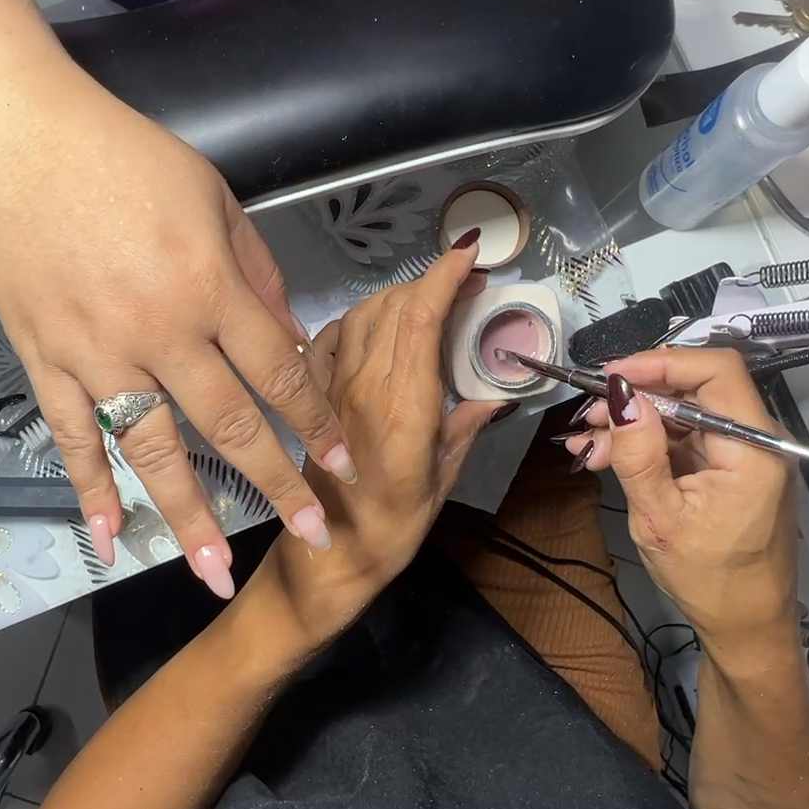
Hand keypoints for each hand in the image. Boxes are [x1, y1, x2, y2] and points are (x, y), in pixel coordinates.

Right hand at [0, 77, 351, 598]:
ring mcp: (97, 357)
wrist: (6, 137)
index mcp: (208, 288)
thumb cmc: (122, 156)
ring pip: (153, 452)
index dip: (318, 422)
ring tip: (216, 572)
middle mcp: (159, 336)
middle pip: (229, 426)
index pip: (277, 374)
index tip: (347, 464)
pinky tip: (109, 541)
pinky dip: (90, 492)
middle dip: (278, 485)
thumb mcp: (214, 198)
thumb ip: (257, 274)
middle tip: (316, 536)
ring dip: (190, 517)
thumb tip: (290, 338)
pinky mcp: (45, 364)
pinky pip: (74, 439)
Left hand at [255, 241, 506, 649]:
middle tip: (463, 283)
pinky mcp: (313, 396)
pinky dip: (357, 320)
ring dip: (396, 296)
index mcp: (403, 408)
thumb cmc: (393, 528)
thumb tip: (496, 391)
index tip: (470, 253)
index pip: (419, 319)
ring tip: (427, 301)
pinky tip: (377, 326)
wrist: (326, 555)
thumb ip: (466, 427)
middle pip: (391, 307)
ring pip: (360, 315)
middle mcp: (362, 387)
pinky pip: (330, 338)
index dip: (443, 276)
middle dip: (429, 281)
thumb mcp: (443, 482)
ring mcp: (331, 389)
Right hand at [562, 349, 798, 663]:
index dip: (660, 362)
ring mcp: (741, 452)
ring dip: (631, 422)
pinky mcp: (726, 466)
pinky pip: (682, 438)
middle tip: (586, 417)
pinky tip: (603, 455)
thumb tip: (617, 395)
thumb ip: (639, 454)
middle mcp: (756, 440)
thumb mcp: (659, 517)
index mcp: (753, 450)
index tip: (610, 376)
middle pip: (693, 388)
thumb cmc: (708, 578)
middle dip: (634, 397)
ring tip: (585, 444)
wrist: (744, 622)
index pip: (715, 372)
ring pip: (681, 412)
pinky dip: (644, 443)